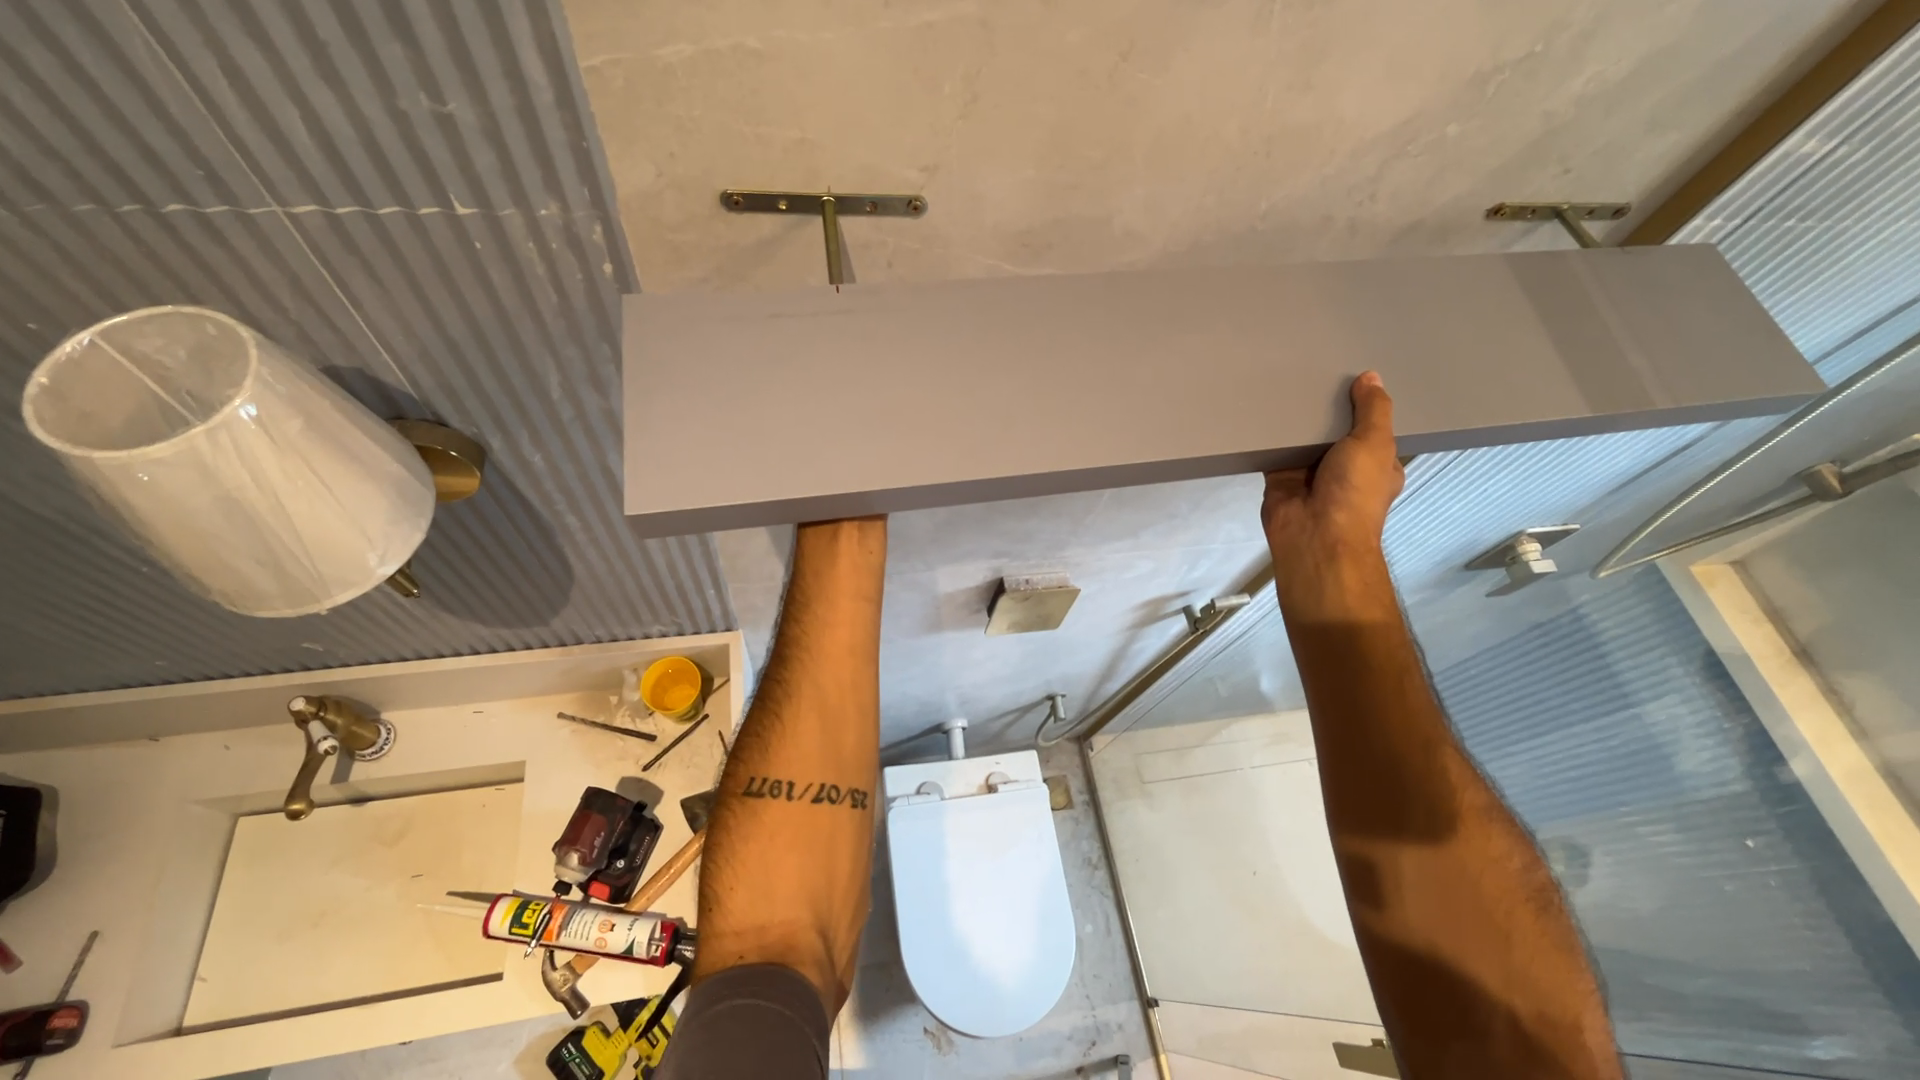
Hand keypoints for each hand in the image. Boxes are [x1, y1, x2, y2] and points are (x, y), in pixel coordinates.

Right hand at [1261, 372, 1403, 599]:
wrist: (1313, 537)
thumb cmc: (1355, 493)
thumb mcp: (1375, 443)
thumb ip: (1373, 410)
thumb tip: (1371, 377)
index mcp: (1376, 464)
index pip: (1373, 428)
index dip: (1365, 404)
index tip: (1354, 375)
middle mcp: (1344, 469)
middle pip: (1335, 430)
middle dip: (1326, 407)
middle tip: (1315, 368)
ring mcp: (1311, 474)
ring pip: (1304, 438)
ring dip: (1297, 419)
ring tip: (1287, 378)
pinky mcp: (1280, 477)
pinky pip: (1275, 450)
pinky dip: (1269, 435)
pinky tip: (1262, 407)